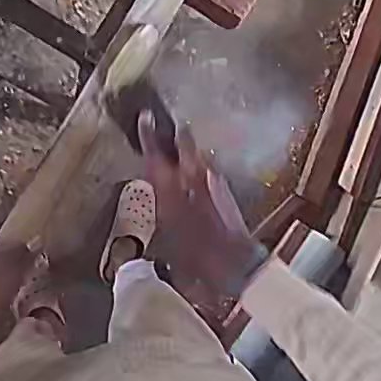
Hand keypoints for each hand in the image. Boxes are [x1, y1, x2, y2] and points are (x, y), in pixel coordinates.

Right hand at [137, 111, 267, 298]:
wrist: (235, 263)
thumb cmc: (193, 258)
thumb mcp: (164, 243)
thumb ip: (158, 220)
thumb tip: (153, 216)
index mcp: (170, 189)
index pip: (156, 153)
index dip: (148, 134)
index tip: (145, 116)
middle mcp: (192, 178)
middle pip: (184, 143)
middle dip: (175, 134)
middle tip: (168, 126)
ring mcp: (213, 181)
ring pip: (198, 157)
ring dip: (190, 152)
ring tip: (181, 150)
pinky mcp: (227, 191)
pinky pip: (209, 171)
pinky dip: (201, 169)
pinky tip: (197, 179)